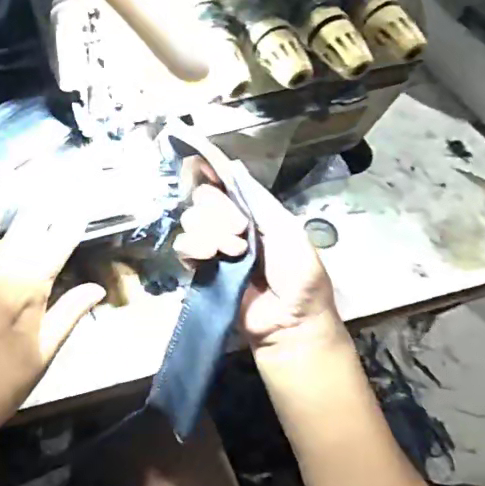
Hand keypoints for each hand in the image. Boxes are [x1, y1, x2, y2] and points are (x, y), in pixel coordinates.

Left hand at [0, 194, 106, 467]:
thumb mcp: (42, 353)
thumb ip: (69, 313)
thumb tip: (98, 289)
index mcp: (30, 285)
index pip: (58, 239)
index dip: (72, 218)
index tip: (81, 200)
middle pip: (25, 219)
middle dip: (42, 195)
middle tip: (51, 172)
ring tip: (8, 169)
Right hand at [173, 166, 345, 358]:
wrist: (290, 322)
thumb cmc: (300, 278)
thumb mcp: (289, 231)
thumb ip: (259, 201)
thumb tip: (234, 167)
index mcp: (254, 214)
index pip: (226, 186)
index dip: (212, 173)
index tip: (200, 163)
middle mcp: (231, 226)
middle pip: (205, 200)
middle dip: (219, 210)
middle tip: (240, 231)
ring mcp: (215, 249)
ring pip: (192, 221)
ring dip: (211, 232)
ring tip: (234, 252)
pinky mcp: (201, 270)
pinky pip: (184, 248)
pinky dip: (194, 247)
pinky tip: (211, 257)